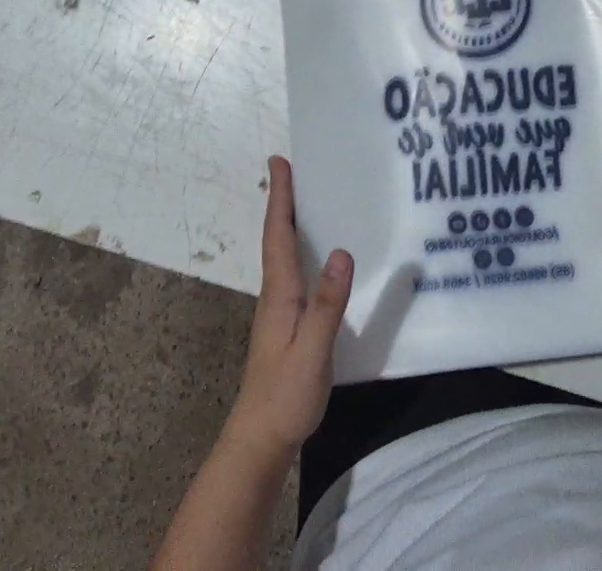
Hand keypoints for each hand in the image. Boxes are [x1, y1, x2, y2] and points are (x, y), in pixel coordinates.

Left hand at [223, 156, 353, 458]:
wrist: (260, 440)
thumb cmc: (285, 395)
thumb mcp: (313, 350)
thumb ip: (328, 304)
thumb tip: (341, 252)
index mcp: (280, 295)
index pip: (278, 236)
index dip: (280, 198)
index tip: (279, 161)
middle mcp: (276, 296)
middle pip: (278, 238)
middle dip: (284, 201)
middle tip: (294, 168)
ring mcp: (280, 312)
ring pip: (285, 255)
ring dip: (292, 223)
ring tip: (308, 199)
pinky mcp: (289, 325)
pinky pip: (296, 273)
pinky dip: (302, 250)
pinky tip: (320, 256)